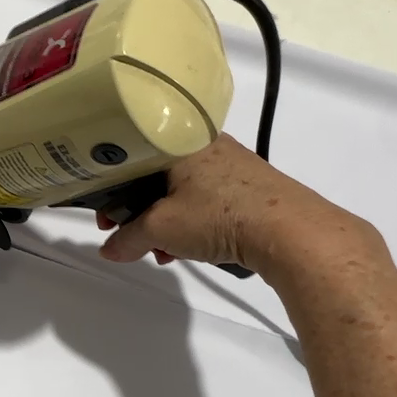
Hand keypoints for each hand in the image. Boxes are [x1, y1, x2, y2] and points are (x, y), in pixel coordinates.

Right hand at [96, 134, 350, 274]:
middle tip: (130, 238)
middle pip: (155, 180)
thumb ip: (125, 239)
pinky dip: (188, 224)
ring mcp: (231, 167)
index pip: (132, 161)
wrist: (290, 231)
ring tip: (162, 252)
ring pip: (179, 194)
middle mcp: (206, 147)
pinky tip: (187, 249)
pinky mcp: (249, 188)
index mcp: (181, 145)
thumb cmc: (217, 216)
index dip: (110, 192)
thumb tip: (109, 251)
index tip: (105, 220)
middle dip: (137, 214)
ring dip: (162, 225)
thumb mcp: (158, 230)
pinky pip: (203, 202)